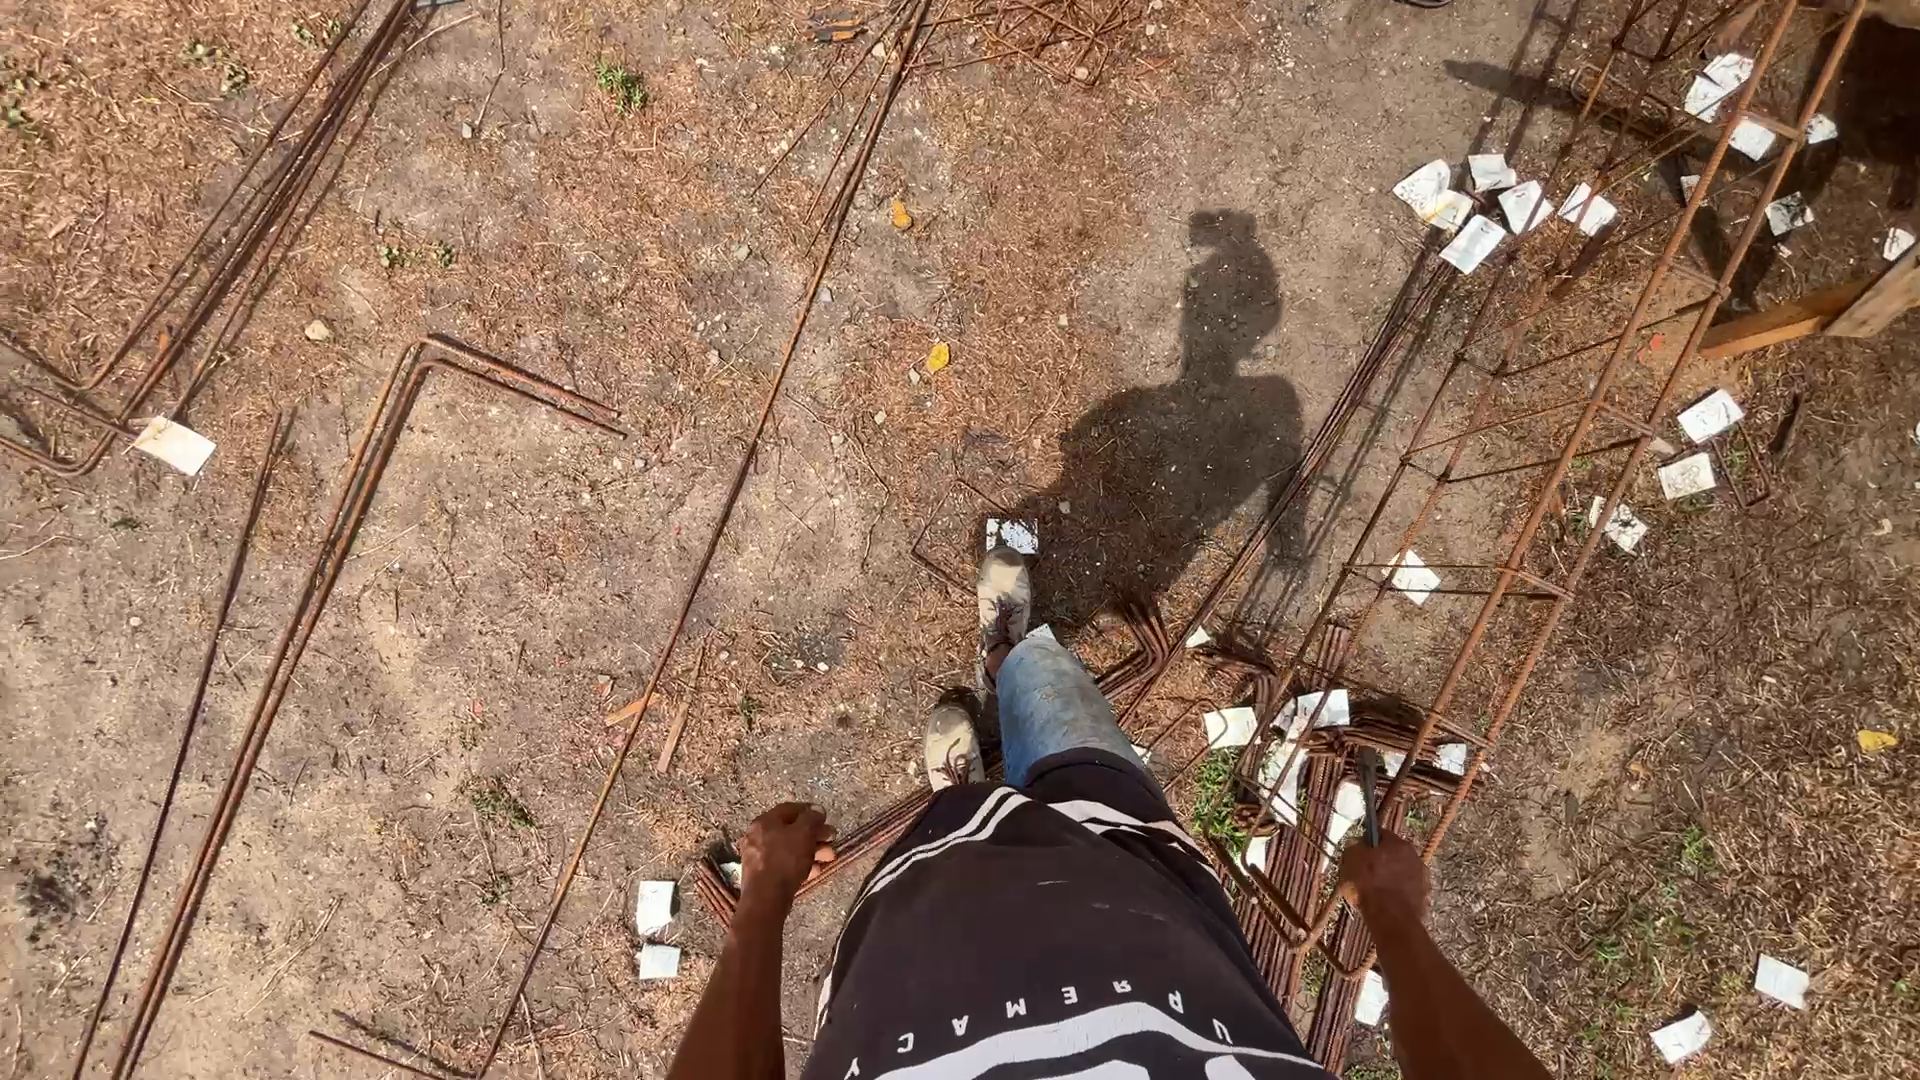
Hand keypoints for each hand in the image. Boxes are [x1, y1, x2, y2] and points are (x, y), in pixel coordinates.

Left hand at [738, 802, 835, 909]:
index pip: (790, 809)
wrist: (766, 899)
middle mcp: (757, 837)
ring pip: (789, 849)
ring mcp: (758, 858)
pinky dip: (800, 865)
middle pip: (791, 830)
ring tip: (829, 857)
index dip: (810, 811)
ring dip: (811, 851)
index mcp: (764, 822)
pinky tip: (815, 871)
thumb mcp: (804, 833)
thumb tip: (817, 809)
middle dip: (814, 835)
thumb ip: (812, 818)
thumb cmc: (785, 860)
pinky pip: (784, 865)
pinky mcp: (762, 876)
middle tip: (831, 839)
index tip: (825, 818)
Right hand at [1336, 829, 1429, 924]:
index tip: (1356, 850)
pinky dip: (1394, 893)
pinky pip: (1403, 891)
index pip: (1380, 834)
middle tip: (1361, 870)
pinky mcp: (1423, 900)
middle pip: (1392, 854)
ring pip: (1399, 873)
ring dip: (1387, 877)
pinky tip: (1381, 901)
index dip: (1366, 840)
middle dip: (1378, 860)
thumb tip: (1358, 844)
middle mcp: (1416, 858)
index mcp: (1399, 844)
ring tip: (1370, 889)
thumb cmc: (1369, 882)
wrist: (1391, 918)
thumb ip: (1354, 845)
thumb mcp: (1351, 856)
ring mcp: (1422, 881)